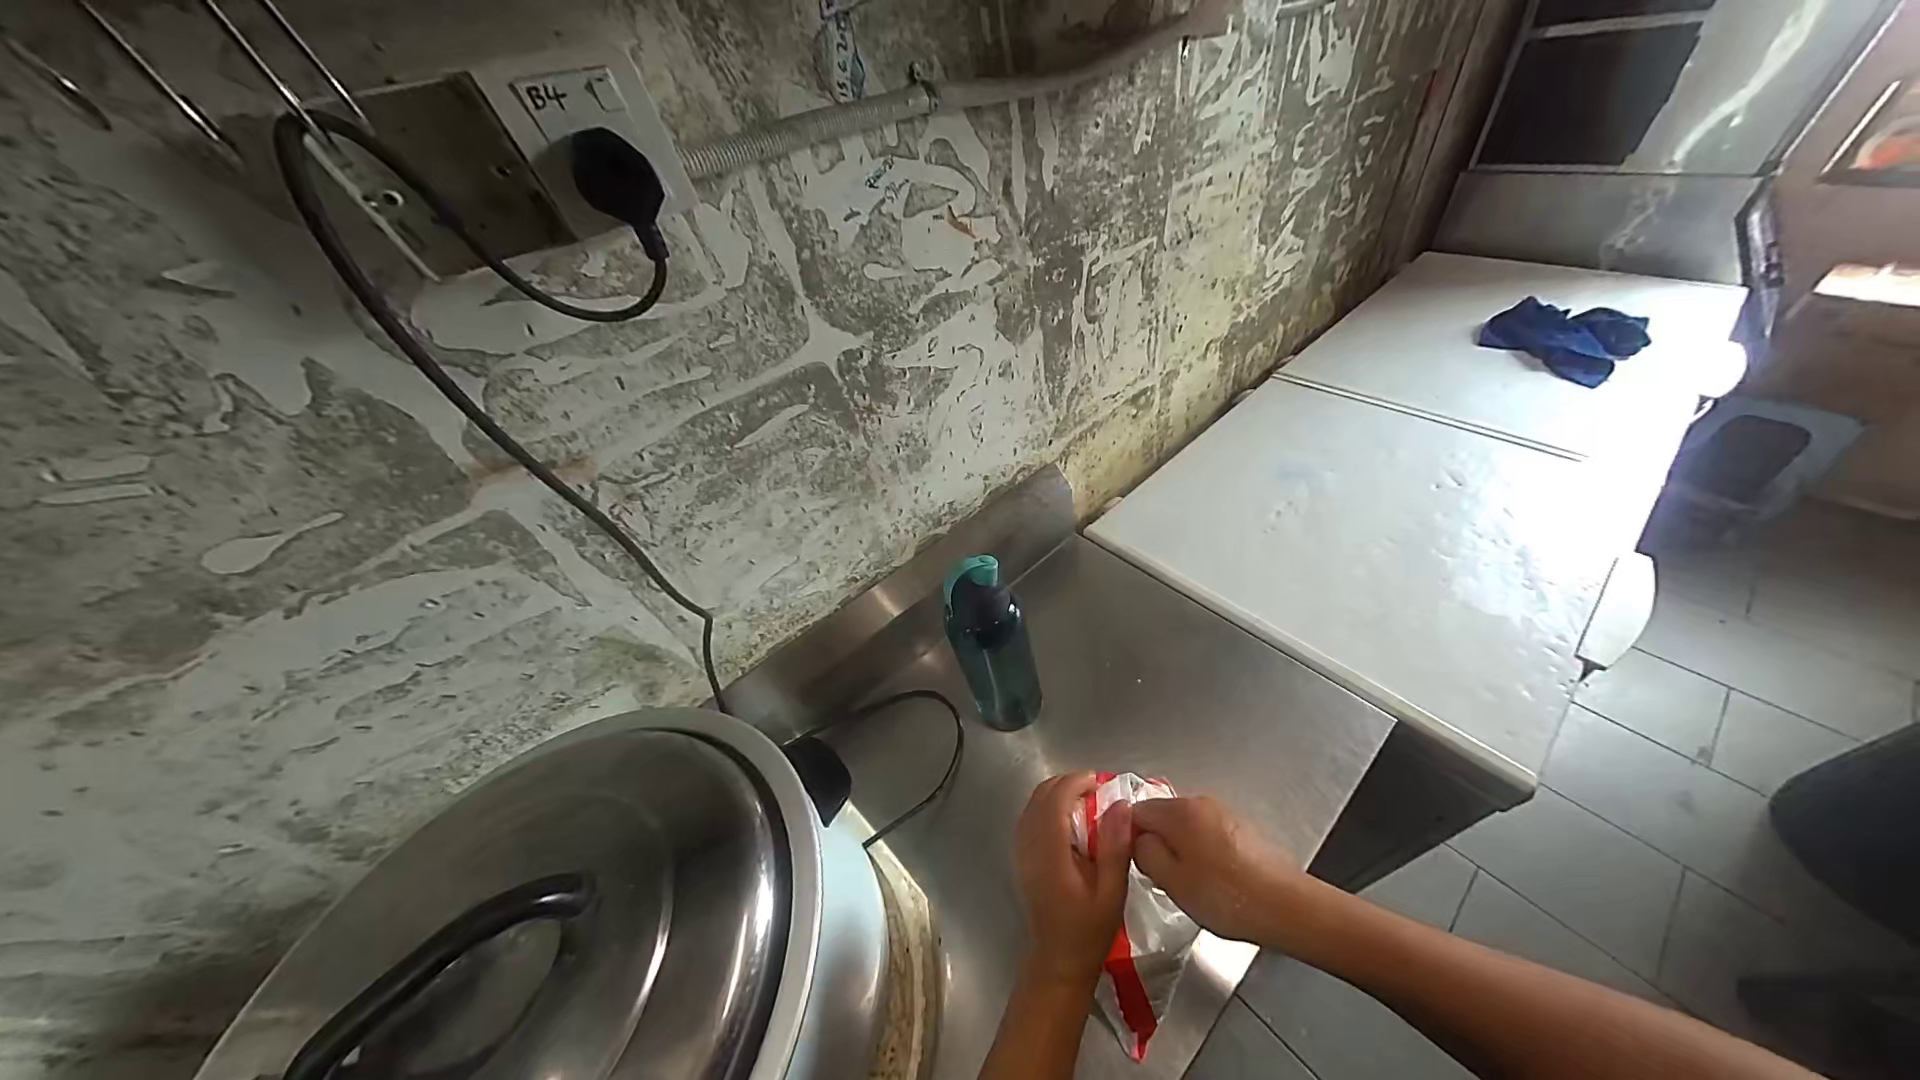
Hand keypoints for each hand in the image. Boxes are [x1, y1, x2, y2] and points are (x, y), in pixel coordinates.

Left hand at [1012, 772, 1132, 983]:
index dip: (1075, 782)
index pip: (1055, 799)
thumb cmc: (1089, 931)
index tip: (1099, 783)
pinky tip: (1068, 820)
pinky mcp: (1020, 856)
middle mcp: (1029, 845)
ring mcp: (1020, 850)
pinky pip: (1029, 817)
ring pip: (1032, 803)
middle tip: (1097, 792)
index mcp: (1050, 853)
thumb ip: (1115, 847)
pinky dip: (1047, 807)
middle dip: (1068, 784)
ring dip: (1057, 793)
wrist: (1058, 960)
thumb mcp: (1112, 893)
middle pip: (1041, 795)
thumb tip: (1121, 805)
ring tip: (1086, 802)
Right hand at [1131, 796, 1304, 944]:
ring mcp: (1224, 812)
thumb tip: (1137, 839)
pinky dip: (1203, 852)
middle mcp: (1200, 802)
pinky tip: (1215, 881)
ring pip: (1185, 826)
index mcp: (1178, 810)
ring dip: (1181, 849)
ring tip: (1192, 884)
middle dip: (1157, 842)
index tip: (1136, 863)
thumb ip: (1144, 853)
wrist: (1290, 907)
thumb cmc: (1225, 896)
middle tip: (1163, 878)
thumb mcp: (1172, 881)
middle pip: (1161, 815)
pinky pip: (1208, 833)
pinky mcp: (1243, 828)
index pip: (1135, 810)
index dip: (1128, 836)